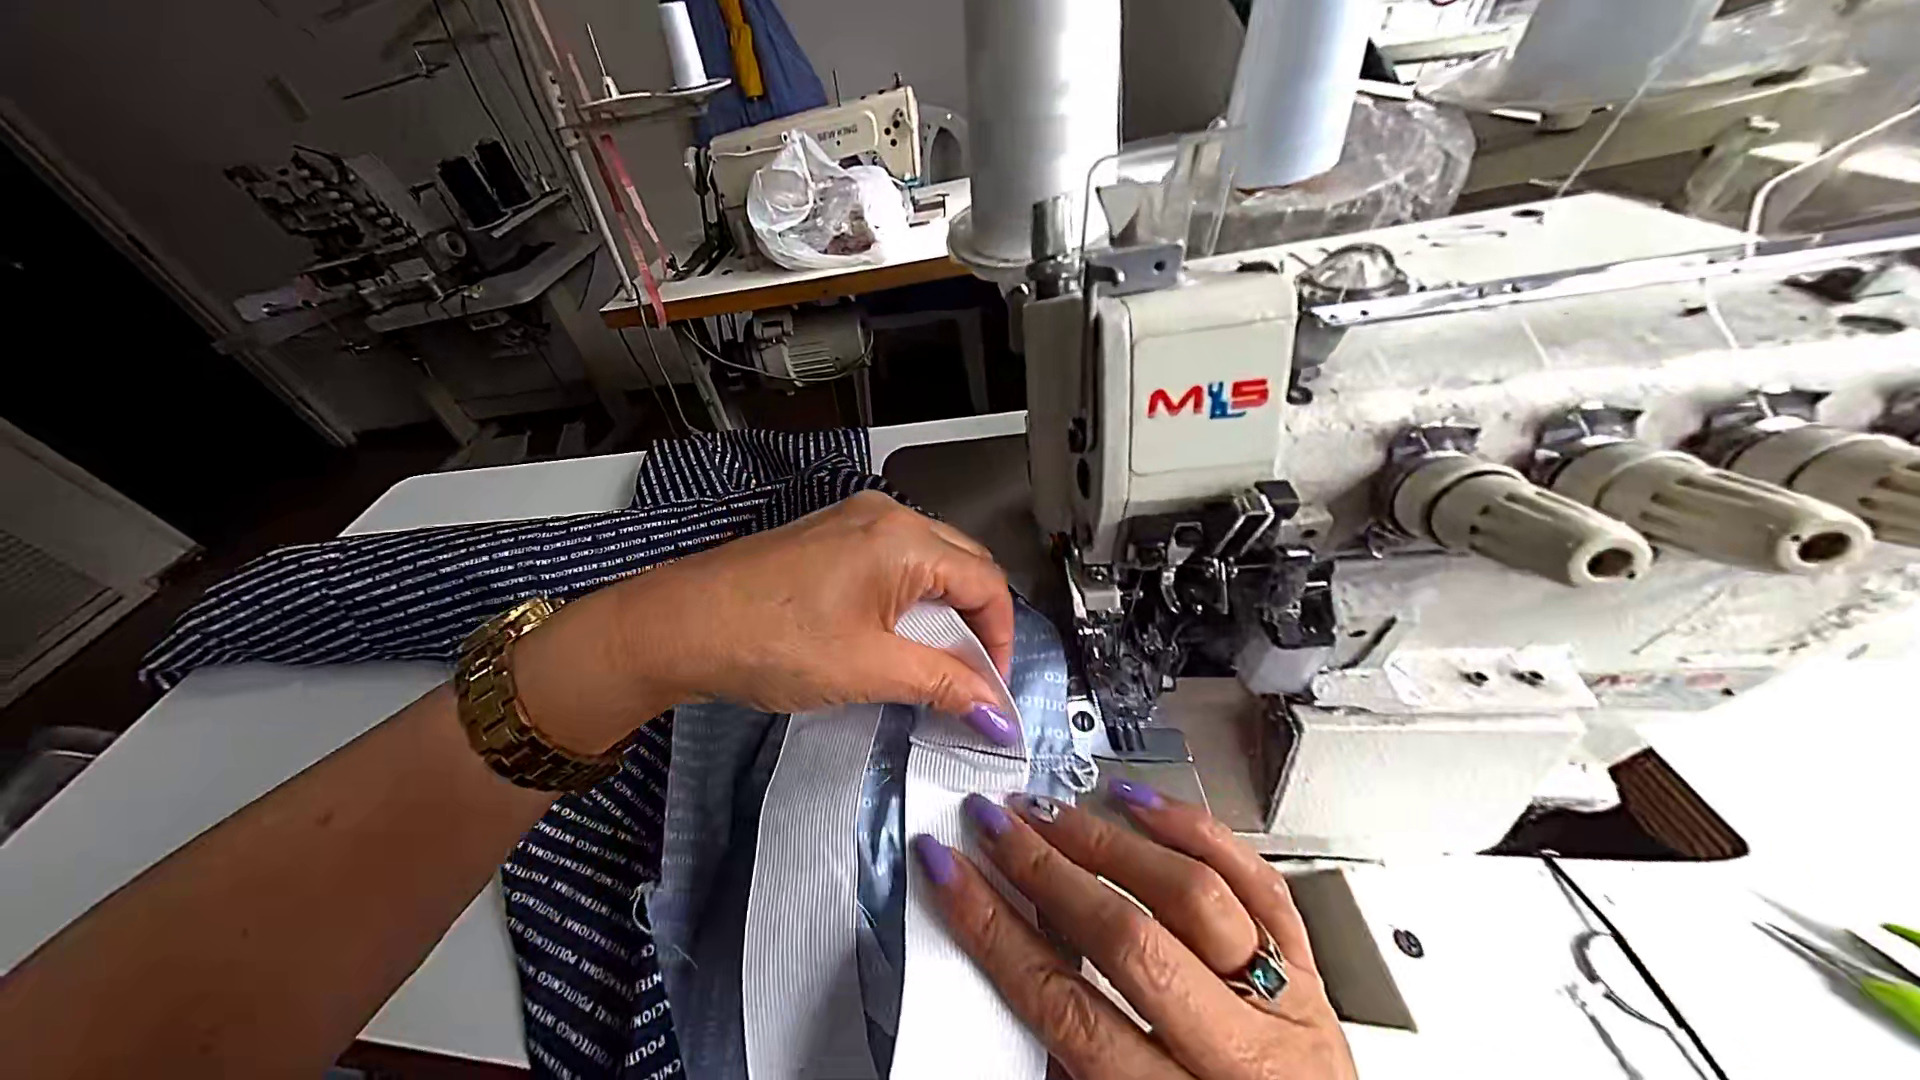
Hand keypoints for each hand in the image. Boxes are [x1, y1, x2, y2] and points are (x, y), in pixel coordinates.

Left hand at [513, 491, 1018, 752]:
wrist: (677, 626)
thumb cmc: (770, 642)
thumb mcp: (869, 670)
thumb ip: (943, 683)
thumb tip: (993, 708)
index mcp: (903, 539)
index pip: (987, 583)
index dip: (1002, 638)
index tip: (992, 686)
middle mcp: (885, 515)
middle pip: (965, 564)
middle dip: (979, 620)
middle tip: (971, 674)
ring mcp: (854, 520)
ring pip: (931, 560)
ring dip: (946, 608)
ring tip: (936, 658)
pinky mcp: (830, 535)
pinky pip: (895, 559)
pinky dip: (912, 596)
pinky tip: (897, 631)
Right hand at [915, 781, 1356, 1079]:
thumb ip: (1070, 1051)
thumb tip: (1013, 943)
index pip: (1065, 1004)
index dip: (993, 930)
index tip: (952, 875)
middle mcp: (1243, 1055)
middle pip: (1126, 938)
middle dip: (1044, 870)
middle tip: (995, 824)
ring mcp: (1285, 999)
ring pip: (1191, 893)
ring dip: (1107, 840)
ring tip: (1052, 810)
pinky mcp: (1309, 964)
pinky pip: (1256, 878)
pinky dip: (1193, 828)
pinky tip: (1140, 802)